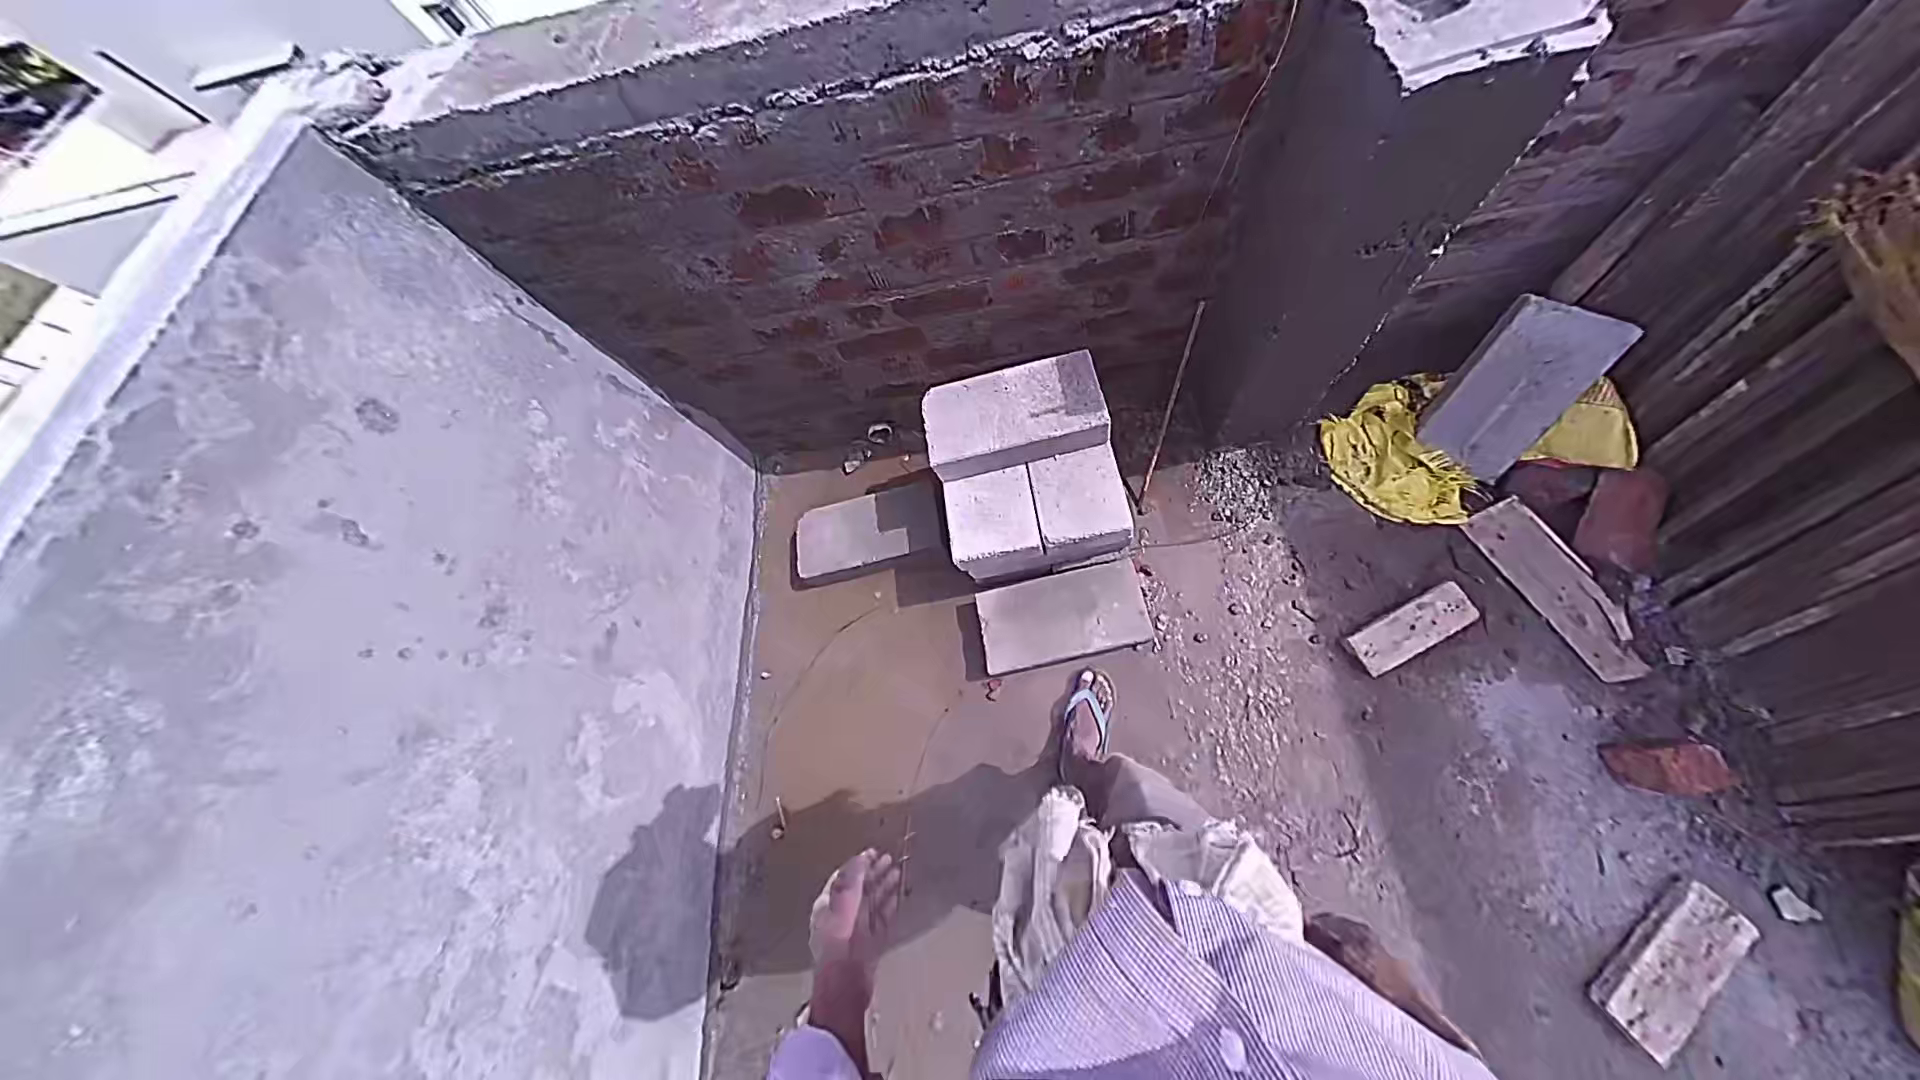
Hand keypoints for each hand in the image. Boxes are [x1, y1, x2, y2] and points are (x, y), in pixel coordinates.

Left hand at [809, 848, 902, 984]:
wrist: (846, 989)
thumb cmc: (839, 948)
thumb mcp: (842, 909)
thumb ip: (850, 882)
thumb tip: (859, 858)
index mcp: (828, 907)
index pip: (843, 878)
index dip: (857, 864)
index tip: (872, 852)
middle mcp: (841, 916)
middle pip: (859, 888)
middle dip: (873, 872)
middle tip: (889, 858)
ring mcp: (857, 930)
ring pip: (872, 901)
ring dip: (884, 885)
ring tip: (897, 872)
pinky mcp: (871, 943)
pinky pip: (882, 918)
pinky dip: (889, 905)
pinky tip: (897, 896)